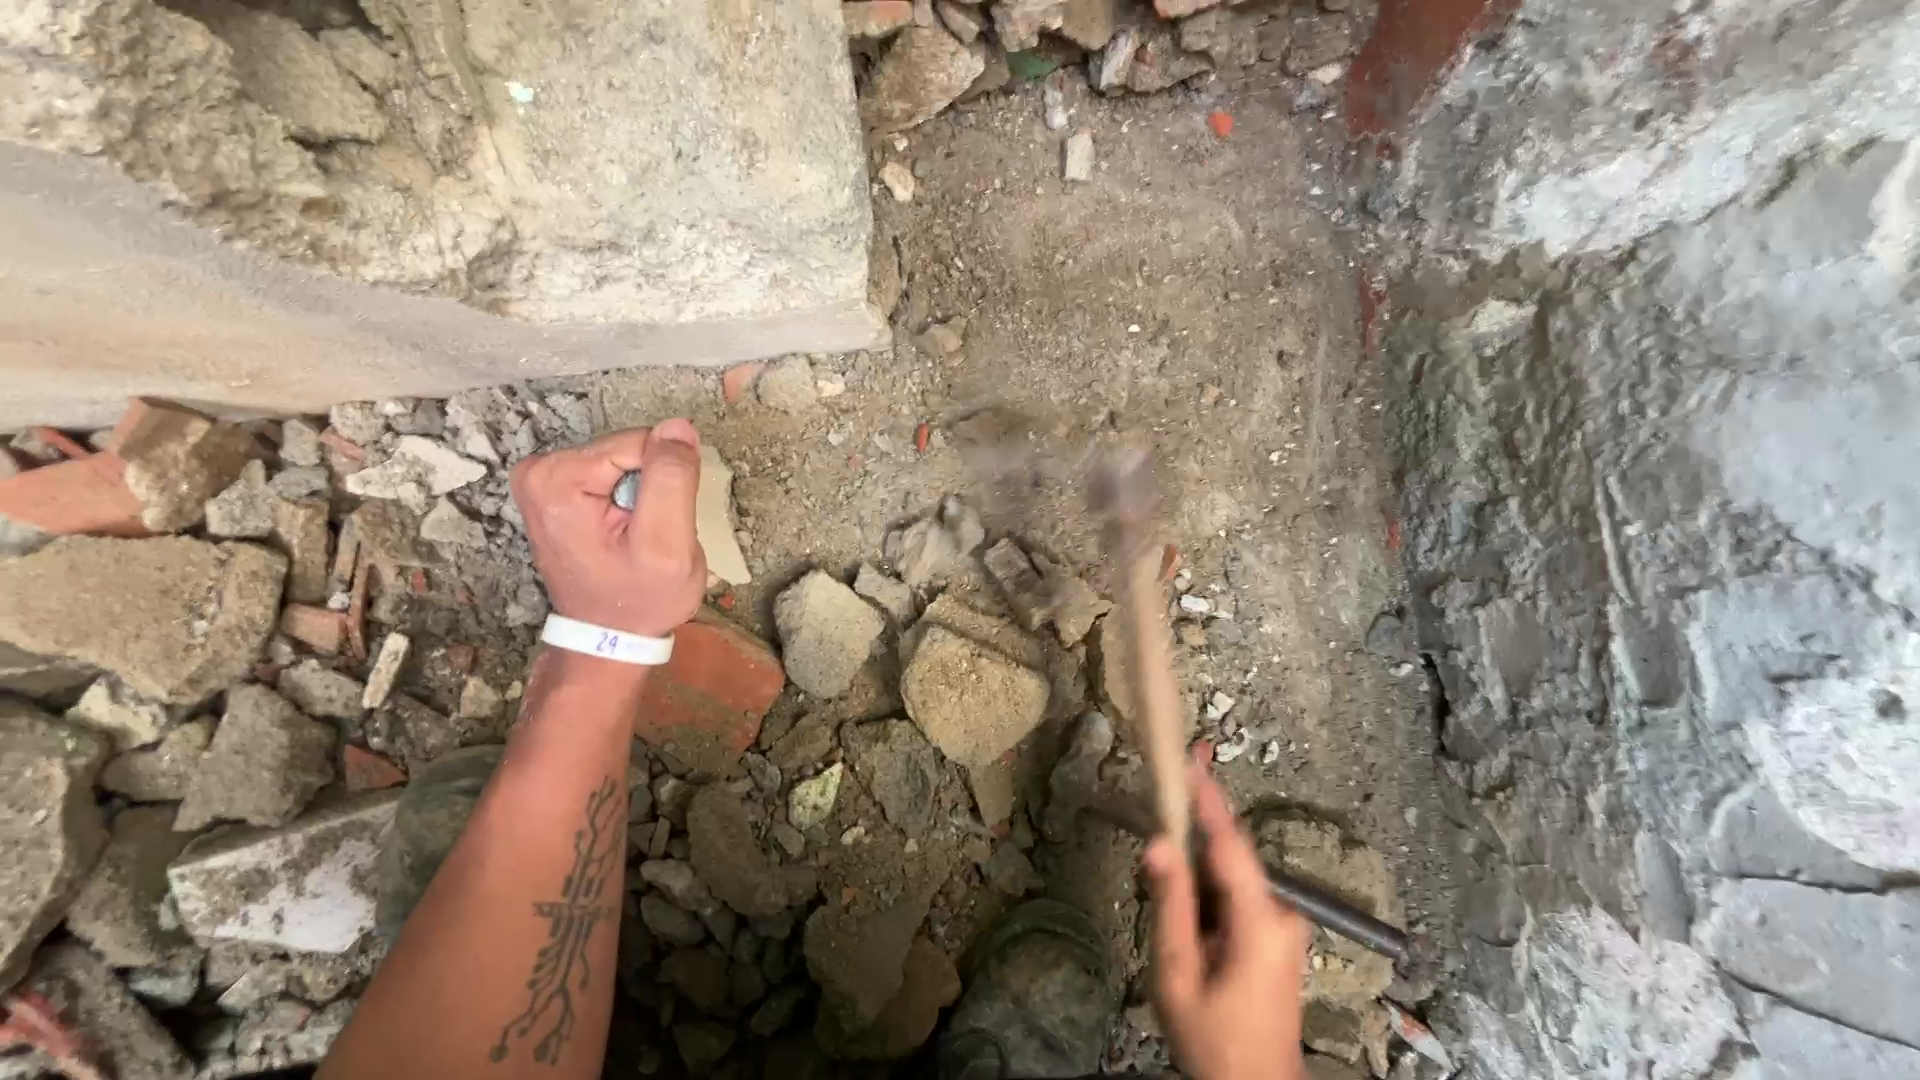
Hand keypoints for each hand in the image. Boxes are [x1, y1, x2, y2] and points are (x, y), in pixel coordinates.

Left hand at [510, 419, 706, 640]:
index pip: (640, 444)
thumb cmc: (640, 600)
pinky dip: (630, 501)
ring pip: (626, 461)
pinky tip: (625, 532)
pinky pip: (614, 473)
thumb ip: (672, 481)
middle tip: (648, 534)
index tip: (657, 524)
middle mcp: (539, 471)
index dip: (665, 482)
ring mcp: (543, 479)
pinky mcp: (554, 488)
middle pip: (629, 450)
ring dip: (643, 497)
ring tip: (636, 537)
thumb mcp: (669, 545)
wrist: (610, 637)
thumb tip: (678, 427)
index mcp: (556, 479)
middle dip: (651, 489)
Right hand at [1142, 750, 1311, 1079]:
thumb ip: (1170, 905)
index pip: (1231, 843)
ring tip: (1177, 937)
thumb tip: (1158, 843)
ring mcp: (1286, 928)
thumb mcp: (1177, 974)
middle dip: (1189, 855)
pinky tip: (1193, 939)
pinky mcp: (1279, 938)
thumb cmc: (1214, 1039)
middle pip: (1228, 861)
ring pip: (1230, 882)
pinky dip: (1210, 902)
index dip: (1210, 798)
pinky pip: (1238, 900)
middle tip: (1155, 874)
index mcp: (1261, 921)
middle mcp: (1283, 915)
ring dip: (1197, 887)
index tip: (1192, 757)